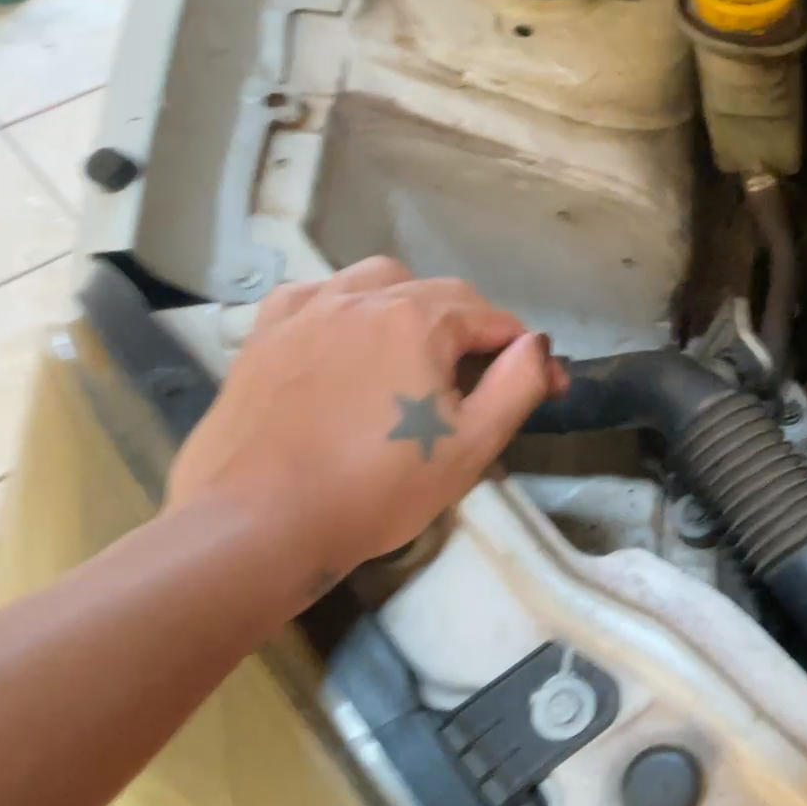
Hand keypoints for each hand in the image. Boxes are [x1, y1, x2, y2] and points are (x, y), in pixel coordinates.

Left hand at [166, 258, 565, 586]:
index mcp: (417, 321)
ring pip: (381, 280)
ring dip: (416, 306)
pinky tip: (353, 340)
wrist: (259, 524)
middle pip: (443, 295)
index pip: (495, 320)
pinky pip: (319, 294)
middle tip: (489, 383)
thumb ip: (519, 383)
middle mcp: (361, 298)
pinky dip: (351, 306)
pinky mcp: (265, 334)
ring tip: (421, 354)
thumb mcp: (474, 443)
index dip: (528, 354)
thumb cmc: (381, 487)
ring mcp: (306, 311)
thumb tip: (538, 345)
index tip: (547, 391)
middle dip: (479, 330)